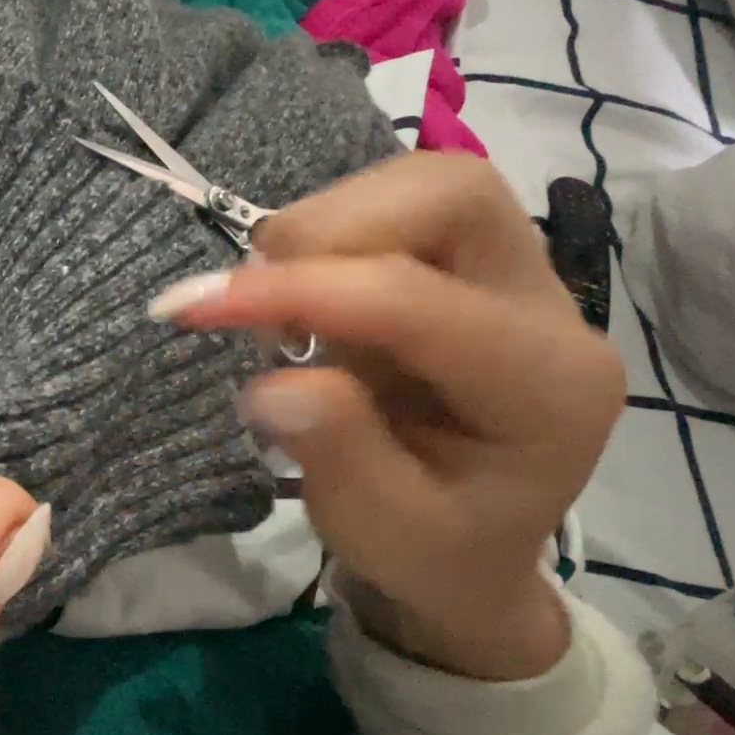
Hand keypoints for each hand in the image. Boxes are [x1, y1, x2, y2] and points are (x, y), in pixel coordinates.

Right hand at [149, 153, 625, 679]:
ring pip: (420, 185)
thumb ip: (337, 450)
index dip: (296, 293)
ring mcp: (510, 276)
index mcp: (544, 387)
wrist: (469, 548)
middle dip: (327, 231)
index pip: (413, 302)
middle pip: (447, 196)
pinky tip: (296, 295)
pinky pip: (395, 206)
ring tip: (271, 302)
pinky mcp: (463, 267)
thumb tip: (269, 382)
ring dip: (321, 228)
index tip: (188, 308)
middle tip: (251, 300)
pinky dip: (324, 235)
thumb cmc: (429, 550)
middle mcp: (545, 308)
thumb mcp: (379, 527)